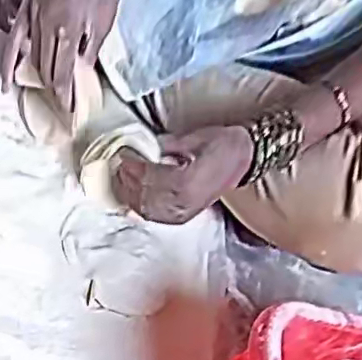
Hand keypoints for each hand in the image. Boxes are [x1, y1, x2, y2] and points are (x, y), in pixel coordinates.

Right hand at [0, 0, 117, 112]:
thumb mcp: (104, 18)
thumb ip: (92, 48)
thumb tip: (82, 72)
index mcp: (68, 33)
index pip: (62, 77)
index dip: (65, 96)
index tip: (68, 108)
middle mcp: (47, 30)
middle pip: (46, 72)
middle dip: (53, 87)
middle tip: (60, 95)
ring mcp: (34, 21)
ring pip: (32, 61)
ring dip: (40, 75)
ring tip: (46, 84)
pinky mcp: (25, 13)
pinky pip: (13, 43)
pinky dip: (9, 65)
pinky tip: (7, 83)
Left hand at [112, 126, 252, 224]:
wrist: (243, 163)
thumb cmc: (222, 145)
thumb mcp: (198, 137)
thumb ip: (171, 145)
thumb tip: (148, 148)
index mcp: (188, 181)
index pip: (151, 177)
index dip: (135, 168)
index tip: (124, 157)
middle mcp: (182, 203)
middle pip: (145, 195)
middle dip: (128, 181)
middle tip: (118, 167)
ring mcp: (180, 214)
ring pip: (145, 209)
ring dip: (129, 195)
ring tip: (120, 180)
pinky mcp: (178, 219)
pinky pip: (152, 216)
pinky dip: (137, 206)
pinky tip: (130, 196)